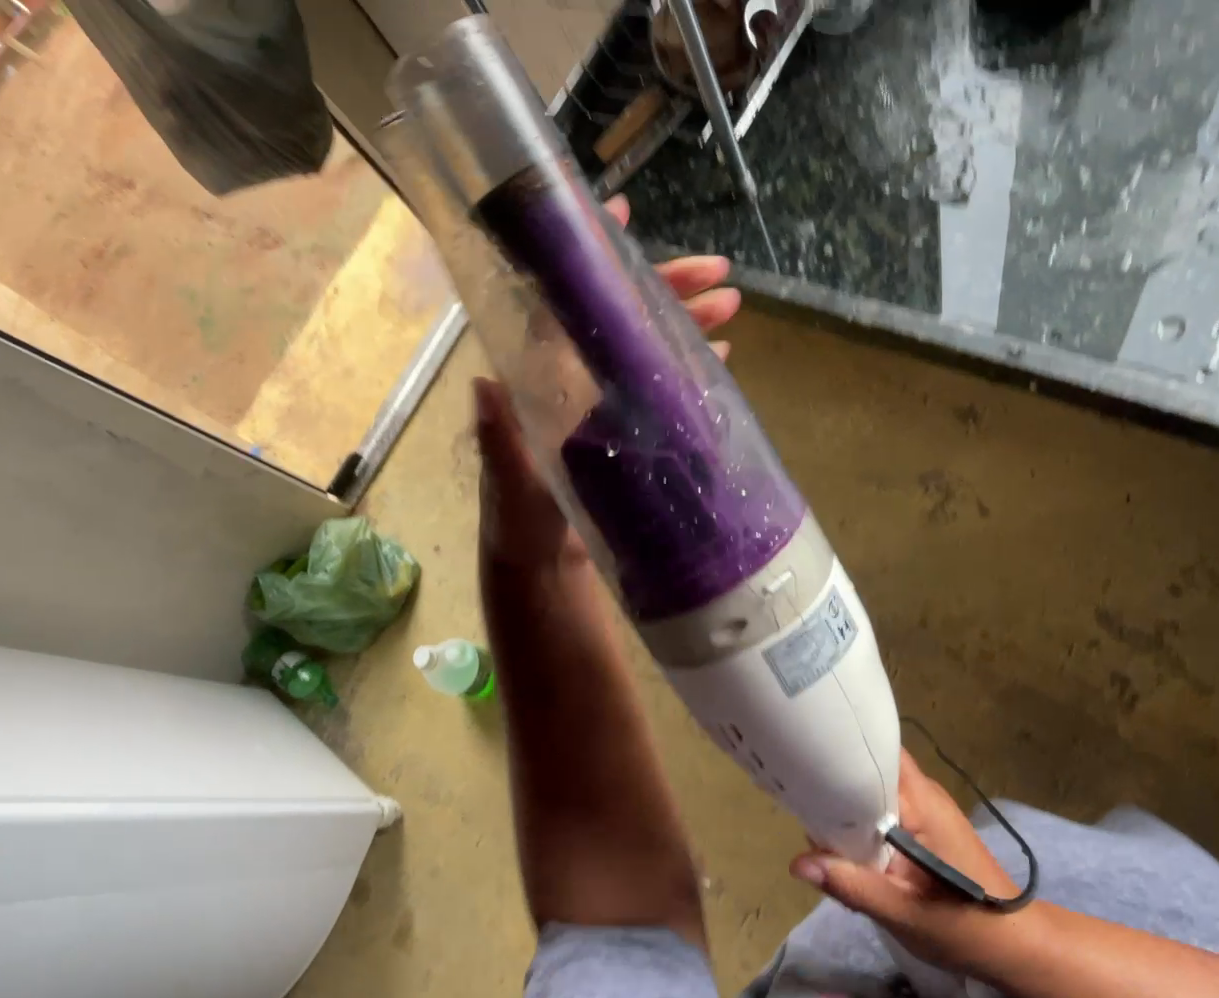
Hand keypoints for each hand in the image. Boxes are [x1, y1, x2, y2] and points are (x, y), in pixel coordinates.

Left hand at [475, 194, 741, 569]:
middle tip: (719, 271)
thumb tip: (485, 383)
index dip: (588, 259)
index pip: (561, 303)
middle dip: (664, 287)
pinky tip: (717, 351)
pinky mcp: (621, 428)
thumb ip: (499, 435)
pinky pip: (655, 383)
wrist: (541, 565)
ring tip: (734, 304)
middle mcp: (567, 377)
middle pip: (616, 316)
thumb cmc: (517, 521)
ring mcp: (597, 401)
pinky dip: (684, 364)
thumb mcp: (507, 479)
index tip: (619, 211)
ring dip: (685, 320)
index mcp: (536, 376)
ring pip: (641, 344)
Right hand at [790, 752, 1048, 975]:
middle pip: (869, 766)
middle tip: (798, 797)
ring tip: (812, 817)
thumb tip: (797, 862)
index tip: (800, 760)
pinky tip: (842, 841)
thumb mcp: (901, 911)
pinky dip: (861, 819)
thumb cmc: (963, 925)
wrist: (1015, 945)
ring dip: (845, 803)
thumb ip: (851, 884)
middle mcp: (923, 793)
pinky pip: (884, 806)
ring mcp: (926, 807)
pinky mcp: (926, 825)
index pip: (874, 751)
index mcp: (920, 801)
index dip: (837, 750)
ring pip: (874, 788)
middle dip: (834, 779)